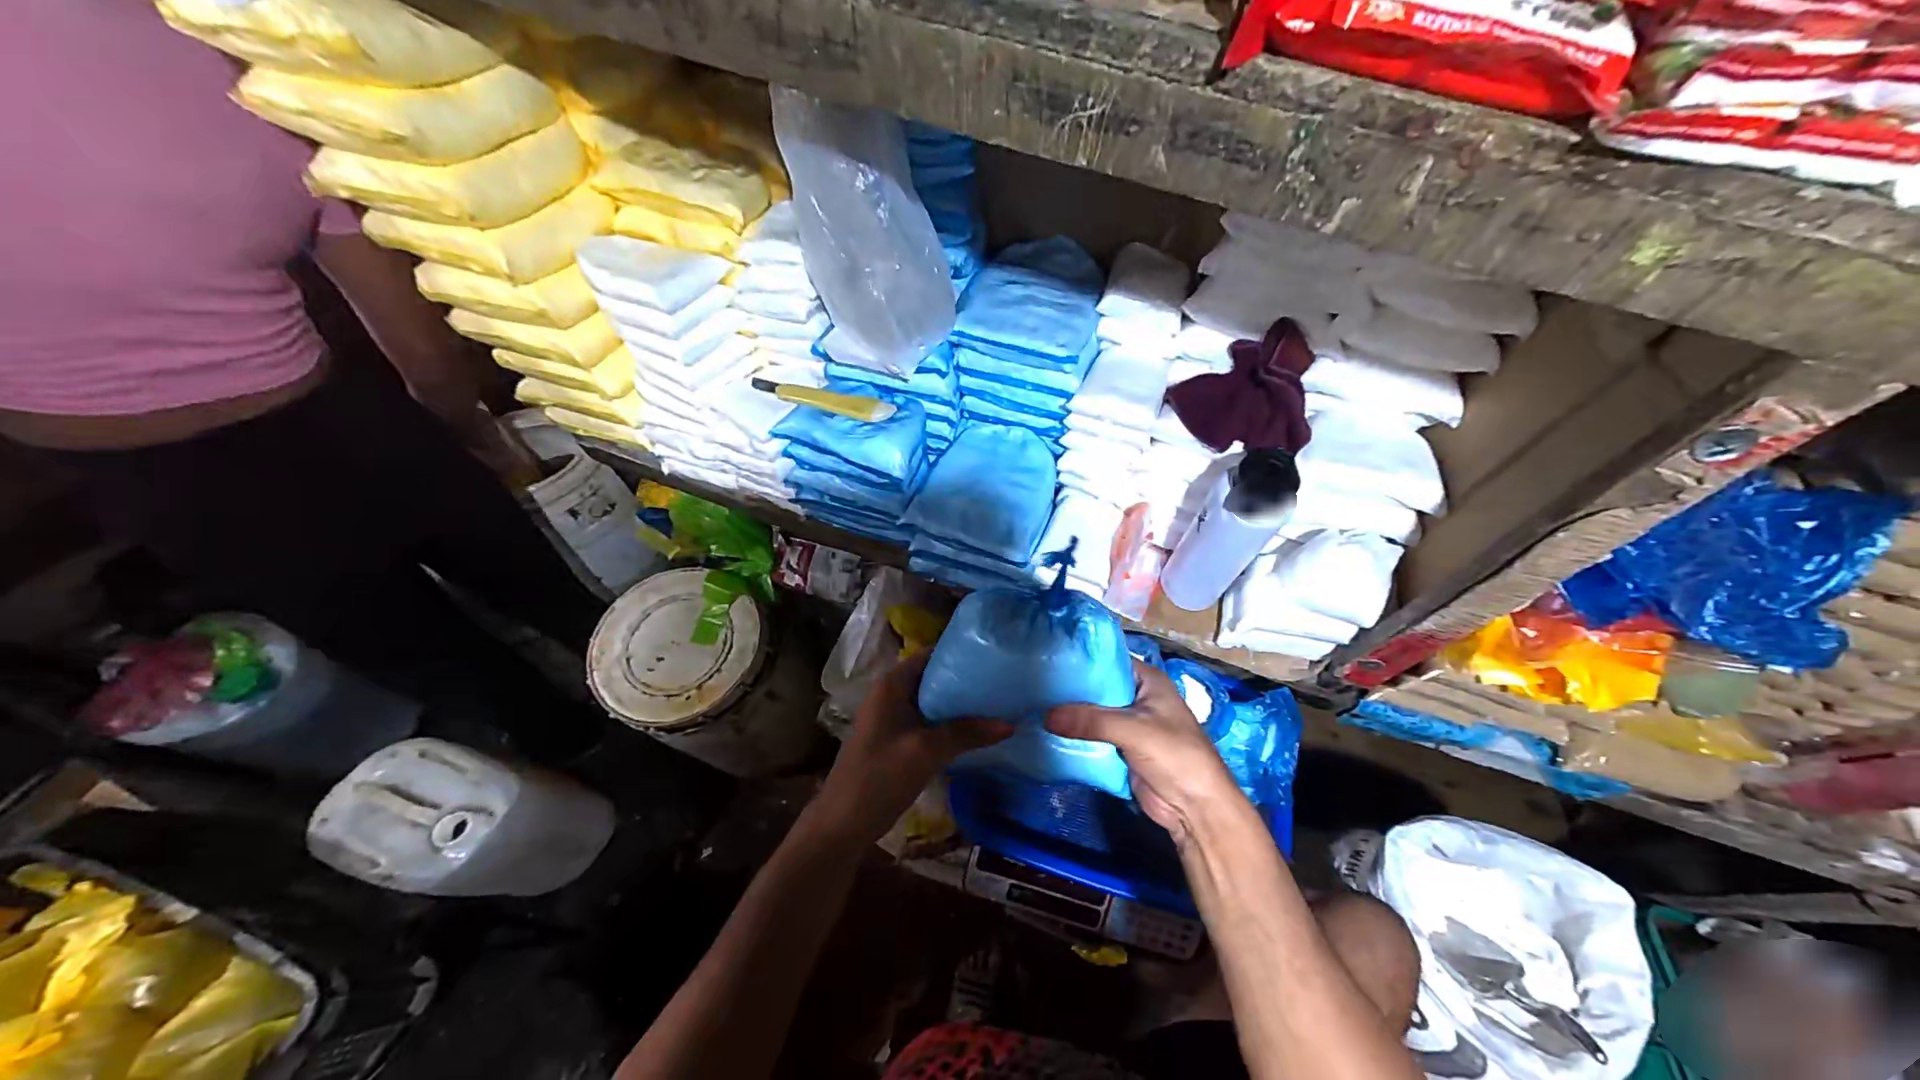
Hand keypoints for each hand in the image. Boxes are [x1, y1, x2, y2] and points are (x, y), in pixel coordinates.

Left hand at [812, 653, 1011, 844]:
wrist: (841, 825)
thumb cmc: (878, 778)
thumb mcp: (925, 752)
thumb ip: (966, 733)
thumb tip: (1009, 723)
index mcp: (891, 685)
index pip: (930, 654)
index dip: (959, 651)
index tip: (993, 653)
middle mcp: (891, 695)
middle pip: (934, 677)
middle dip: (965, 679)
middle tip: (1003, 680)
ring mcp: (892, 720)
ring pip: (933, 702)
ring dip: (960, 704)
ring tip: (997, 702)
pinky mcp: (897, 742)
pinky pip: (929, 723)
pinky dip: (950, 724)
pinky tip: (976, 732)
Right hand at [1047, 659, 1244, 847]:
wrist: (1195, 807)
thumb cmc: (1174, 755)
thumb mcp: (1133, 729)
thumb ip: (1090, 720)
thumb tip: (1046, 715)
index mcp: (1148, 681)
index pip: (1109, 661)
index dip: (1082, 659)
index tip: (1049, 657)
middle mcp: (1137, 698)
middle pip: (1097, 688)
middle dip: (1070, 690)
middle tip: (1036, 685)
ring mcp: (1128, 725)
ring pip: (1092, 715)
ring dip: (1069, 716)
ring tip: (1033, 706)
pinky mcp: (1120, 750)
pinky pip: (1092, 738)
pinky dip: (1074, 737)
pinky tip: (1047, 732)